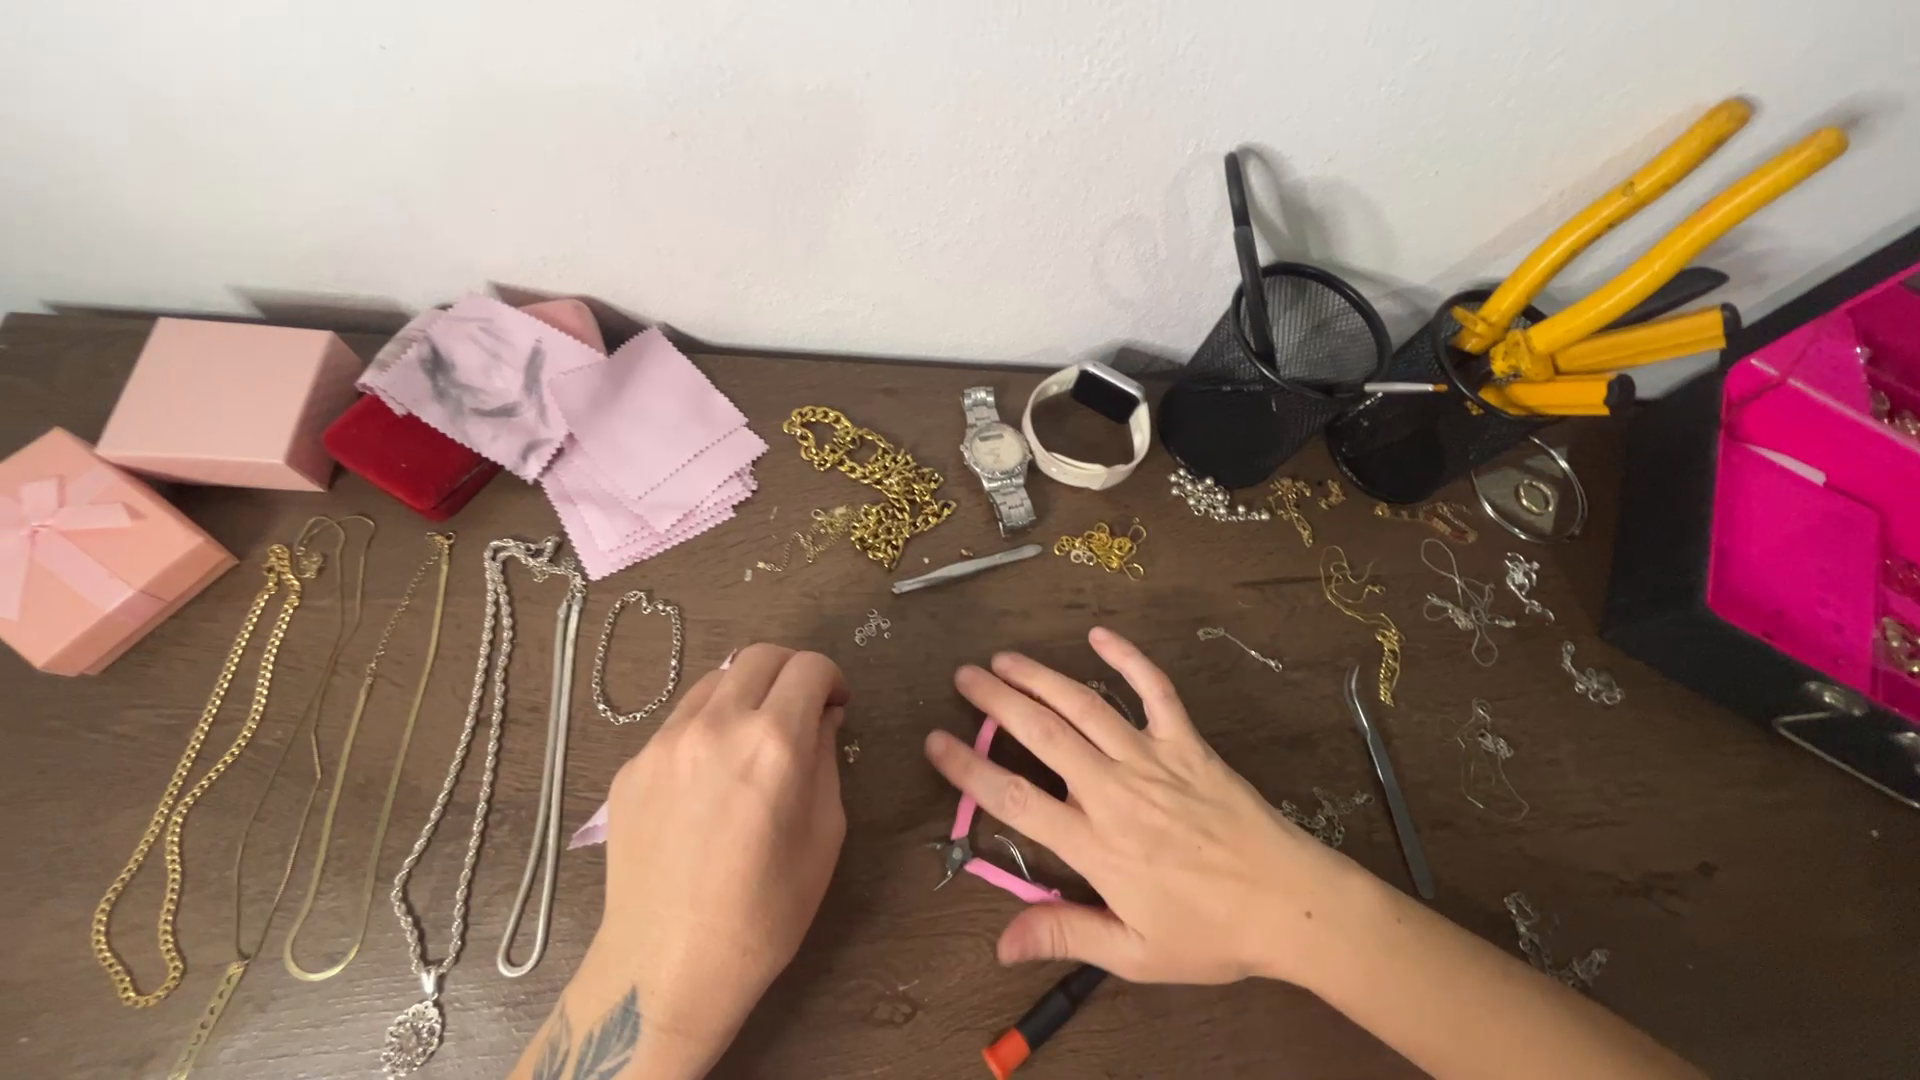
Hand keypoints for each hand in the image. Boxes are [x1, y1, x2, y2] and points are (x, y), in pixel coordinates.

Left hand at [570, 644, 848, 1075]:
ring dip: (746, 693)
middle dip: (791, 671)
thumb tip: (821, 719)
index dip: (832, 678)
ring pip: (714, 680)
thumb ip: (826, 761)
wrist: (668, 964)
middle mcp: (716, 725)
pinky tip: (709, 777)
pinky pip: (679, 722)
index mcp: (774, 743)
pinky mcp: (632, 765)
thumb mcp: (824, 834)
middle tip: (801, 708)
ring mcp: (665, 742)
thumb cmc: (765, 911)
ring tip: (753, 738)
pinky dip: (707, 727)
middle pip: (759, 655)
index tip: (836, 705)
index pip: (809, 667)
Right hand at [923, 627, 1361, 986]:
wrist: (1291, 905)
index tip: (937, 742)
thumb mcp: (1133, 953)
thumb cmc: (1210, 933)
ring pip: (1084, 707)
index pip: (1016, 801)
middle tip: (963, 676)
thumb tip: (999, 943)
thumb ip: (1064, 935)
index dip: (969, 769)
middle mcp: (1115, 792)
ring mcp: (1152, 759)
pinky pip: (1155, 691)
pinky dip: (1128, 658)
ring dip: (1040, 678)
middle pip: (1043, 736)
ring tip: (1004, 659)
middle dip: (997, 702)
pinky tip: (1100, 634)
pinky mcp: (1187, 743)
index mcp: (1097, 845)